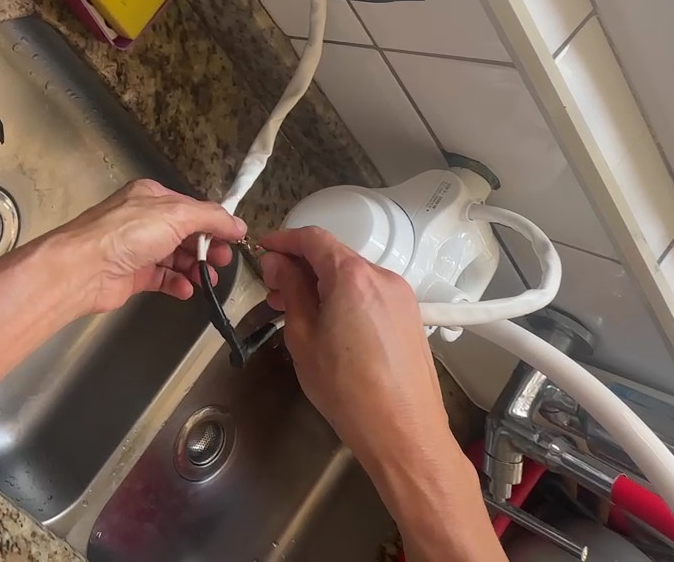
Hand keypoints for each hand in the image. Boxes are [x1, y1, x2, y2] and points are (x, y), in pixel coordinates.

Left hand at [37, 179, 246, 316]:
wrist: (85, 268)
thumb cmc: (128, 234)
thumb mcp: (176, 215)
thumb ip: (210, 217)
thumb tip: (238, 224)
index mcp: (151, 196)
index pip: (190, 207)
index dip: (213, 222)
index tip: (234, 239)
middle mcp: (143, 219)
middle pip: (184, 233)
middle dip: (207, 247)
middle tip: (224, 261)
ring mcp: (137, 248)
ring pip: (175, 257)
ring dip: (195, 268)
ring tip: (210, 279)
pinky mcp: (132, 275)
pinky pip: (162, 278)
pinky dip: (177, 283)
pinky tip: (187, 290)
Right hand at [257, 225, 449, 463]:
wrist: (405, 436)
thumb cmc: (348, 390)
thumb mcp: (302, 335)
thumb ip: (290, 289)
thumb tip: (278, 263)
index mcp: (352, 276)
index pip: (312, 238)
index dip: (283, 240)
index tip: (264, 250)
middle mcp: (382, 278)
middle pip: (333, 254)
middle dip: (300, 265)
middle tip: (274, 287)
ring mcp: (401, 297)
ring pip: (351, 274)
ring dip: (321, 282)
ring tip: (296, 308)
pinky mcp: (410, 318)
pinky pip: (369, 292)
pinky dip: (343, 295)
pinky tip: (327, 320)